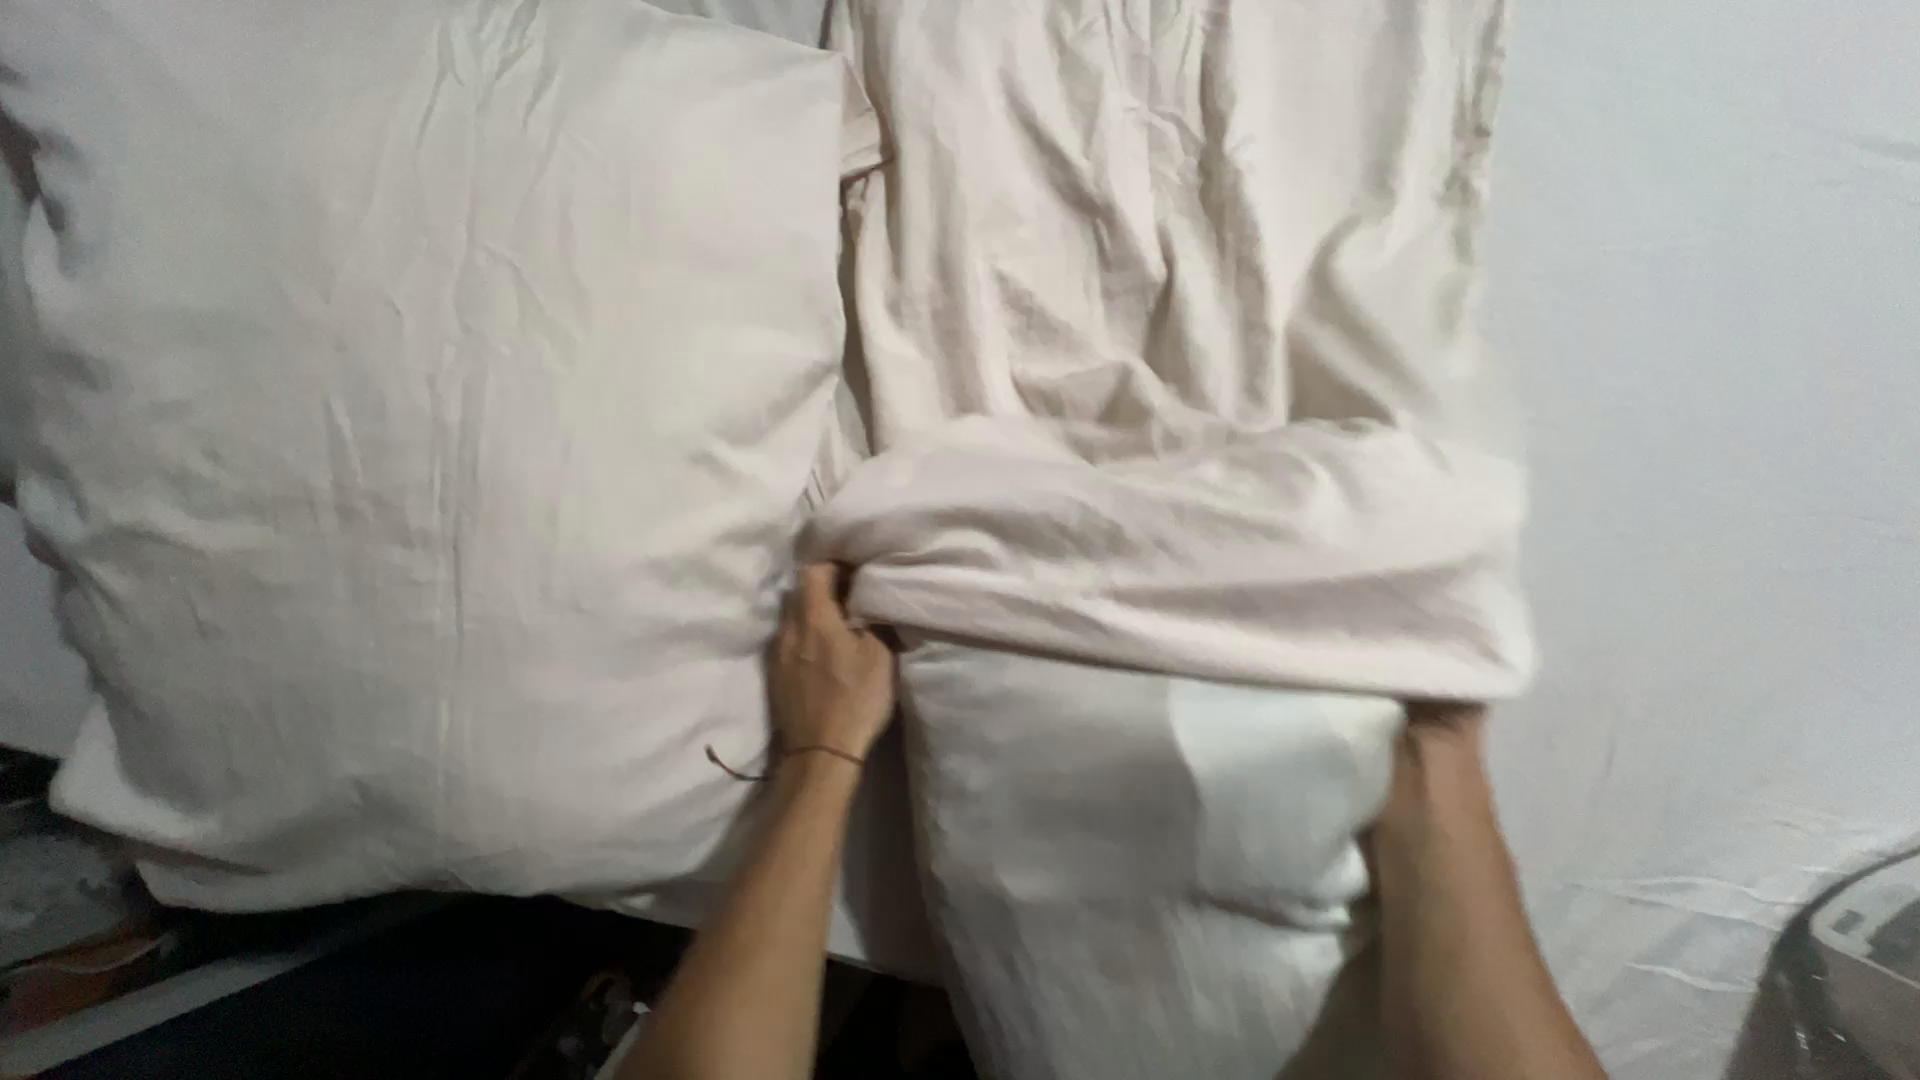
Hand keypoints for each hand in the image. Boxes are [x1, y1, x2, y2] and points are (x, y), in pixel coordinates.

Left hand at [770, 564, 897, 760]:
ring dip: (815, 618)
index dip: (836, 568)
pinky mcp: (775, 677)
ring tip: (841, 631)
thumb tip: (873, 602)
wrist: (821, 753)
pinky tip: (825, 657)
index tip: (858, 578)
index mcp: (813, 619)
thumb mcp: (880, 656)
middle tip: (853, 602)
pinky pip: (789, 644)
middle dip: (825, 591)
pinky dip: (806, 640)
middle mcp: (788, 630)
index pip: (813, 571)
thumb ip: (875, 621)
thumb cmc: (855, 700)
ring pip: (794, 620)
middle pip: (800, 594)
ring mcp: (777, 655)